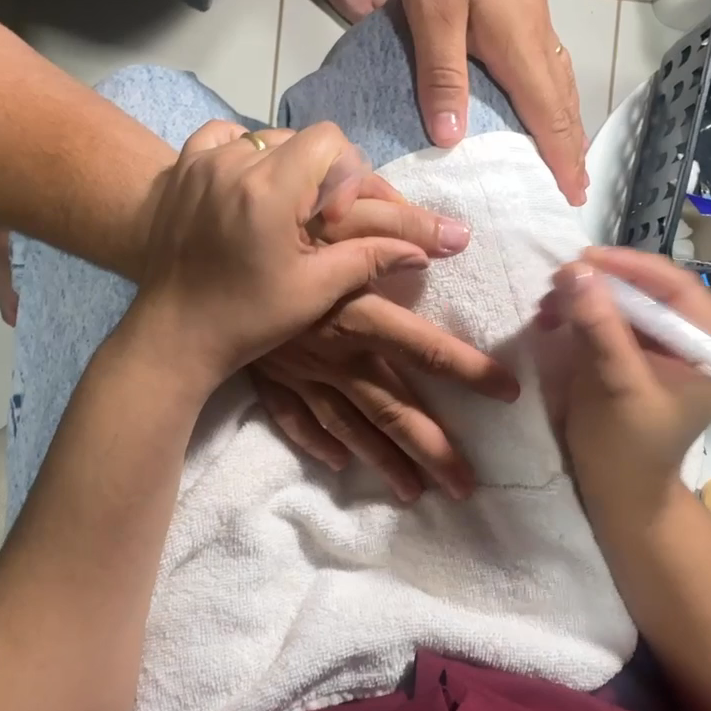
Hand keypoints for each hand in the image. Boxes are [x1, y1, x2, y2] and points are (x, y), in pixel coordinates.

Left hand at [128, 120, 431, 384]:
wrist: (173, 335)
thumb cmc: (248, 319)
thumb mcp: (316, 290)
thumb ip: (371, 257)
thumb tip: (423, 249)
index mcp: (269, 189)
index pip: (329, 141)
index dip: (345, 175)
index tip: (334, 221)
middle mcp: (232, 163)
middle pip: (300, 138)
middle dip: (320, 173)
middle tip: (318, 221)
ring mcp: (199, 163)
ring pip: (264, 138)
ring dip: (283, 165)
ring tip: (282, 210)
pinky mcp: (178, 171)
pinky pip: (220, 138)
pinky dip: (240, 152)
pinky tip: (246, 186)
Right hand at [252, 173, 520, 502]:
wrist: (202, 258)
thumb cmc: (276, 231)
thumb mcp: (338, 216)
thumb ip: (397, 225)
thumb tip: (457, 236)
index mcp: (360, 318)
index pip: (427, 352)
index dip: (471, 373)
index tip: (509, 395)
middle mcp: (337, 358)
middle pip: (393, 411)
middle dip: (433, 450)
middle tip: (467, 487)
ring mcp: (301, 375)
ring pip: (350, 428)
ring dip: (383, 462)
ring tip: (414, 494)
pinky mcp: (270, 377)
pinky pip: (296, 419)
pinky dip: (316, 442)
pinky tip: (338, 463)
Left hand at [400, 0, 586, 205]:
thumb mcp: (433, 14)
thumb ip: (442, 77)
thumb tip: (453, 140)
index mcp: (520, 47)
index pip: (550, 117)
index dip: (562, 159)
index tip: (575, 196)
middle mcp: (537, 36)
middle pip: (563, 101)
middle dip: (571, 146)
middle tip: (576, 183)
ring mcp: (534, 14)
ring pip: (559, 78)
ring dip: (564, 118)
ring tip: (563, 149)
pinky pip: (547, 59)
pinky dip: (551, 90)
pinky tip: (536, 92)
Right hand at [539, 247, 710, 501]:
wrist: (618, 495)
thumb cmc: (629, 448)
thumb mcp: (617, 385)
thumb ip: (601, 328)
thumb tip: (574, 271)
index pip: (677, 287)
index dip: (632, 267)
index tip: (585, 259)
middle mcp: (692, 341)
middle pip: (649, 290)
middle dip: (602, 283)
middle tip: (558, 280)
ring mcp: (662, 348)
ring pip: (625, 302)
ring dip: (585, 298)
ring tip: (548, 303)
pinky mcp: (634, 356)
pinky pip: (609, 321)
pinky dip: (581, 315)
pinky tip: (553, 318)